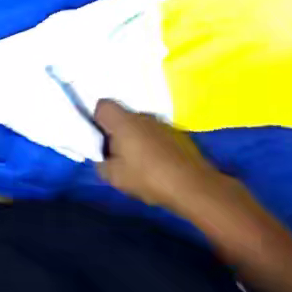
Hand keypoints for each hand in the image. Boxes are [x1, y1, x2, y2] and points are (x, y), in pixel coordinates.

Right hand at [93, 100, 232, 210]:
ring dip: (137, 140)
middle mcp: (143, 116)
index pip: (102, 105)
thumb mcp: (114, 177)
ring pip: (141, 126)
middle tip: (117, 156)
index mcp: (123, 121)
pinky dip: (154, 146)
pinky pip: (158, 136)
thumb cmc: (148, 177)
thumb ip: (101, 164)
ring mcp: (164, 124)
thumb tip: (102, 159)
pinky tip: (158, 166)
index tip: (99, 139)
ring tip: (139, 164)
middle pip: (122, 117)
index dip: (97, 119)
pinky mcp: (180, 135)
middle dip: (117, 132)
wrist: (194, 186)